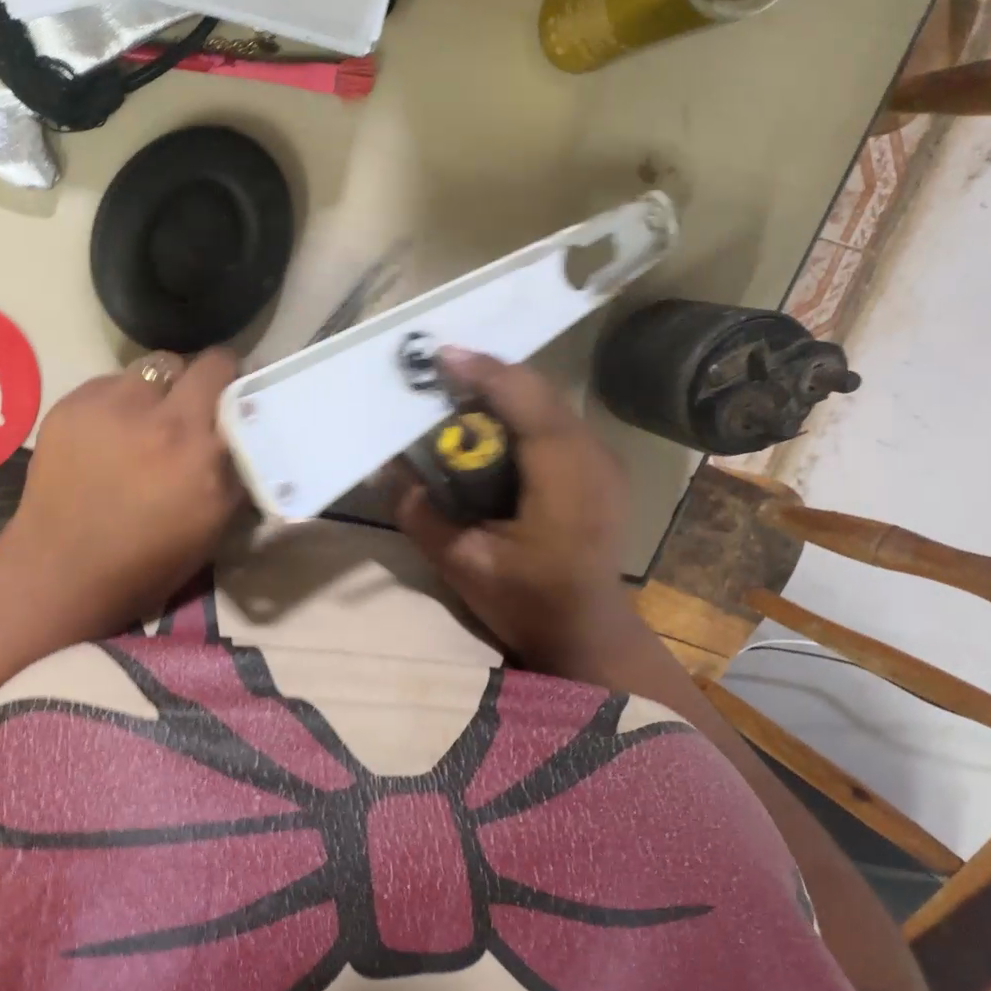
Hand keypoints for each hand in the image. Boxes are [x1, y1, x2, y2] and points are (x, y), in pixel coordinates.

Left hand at [0, 349, 246, 644]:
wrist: (62, 572)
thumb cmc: (146, 563)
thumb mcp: (213, 524)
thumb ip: (231, 469)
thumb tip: (241, 434)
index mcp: (204, 453)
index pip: (240, 390)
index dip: (239, 390)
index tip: (235, 402)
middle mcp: (164, 419)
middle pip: (204, 364)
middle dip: (206, 380)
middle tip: (195, 406)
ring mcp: (113, 406)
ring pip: (154, 367)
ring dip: (160, 389)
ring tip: (146, 419)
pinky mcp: (73, 404)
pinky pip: (109, 382)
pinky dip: (116, 401)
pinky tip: (105, 434)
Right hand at [396, 349, 635, 669]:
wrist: (586, 634)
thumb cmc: (525, 603)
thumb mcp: (461, 564)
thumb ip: (420, 513)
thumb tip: (386, 468)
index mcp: (565, 480)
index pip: (527, 403)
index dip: (483, 373)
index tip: (440, 357)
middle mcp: (593, 458)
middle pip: (540, 394)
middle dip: (488, 377)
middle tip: (437, 374)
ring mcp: (603, 461)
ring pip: (549, 404)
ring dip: (503, 393)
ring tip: (455, 393)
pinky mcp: (599, 469)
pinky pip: (556, 423)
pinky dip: (519, 413)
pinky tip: (488, 424)